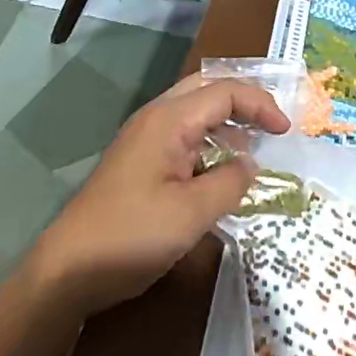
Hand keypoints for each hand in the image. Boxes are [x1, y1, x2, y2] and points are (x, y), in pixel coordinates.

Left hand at [27, 75, 288, 315]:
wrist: (68, 267)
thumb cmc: (131, 235)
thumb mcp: (191, 214)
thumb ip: (229, 183)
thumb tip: (251, 165)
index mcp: (169, 120)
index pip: (224, 91)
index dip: (260, 104)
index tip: (286, 130)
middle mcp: (156, 117)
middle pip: (206, 88)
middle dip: (242, 99)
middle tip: (271, 122)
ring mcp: (144, 137)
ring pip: (193, 109)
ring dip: (225, 118)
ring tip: (253, 143)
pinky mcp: (138, 159)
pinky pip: (181, 133)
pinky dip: (208, 138)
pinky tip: (220, 167)